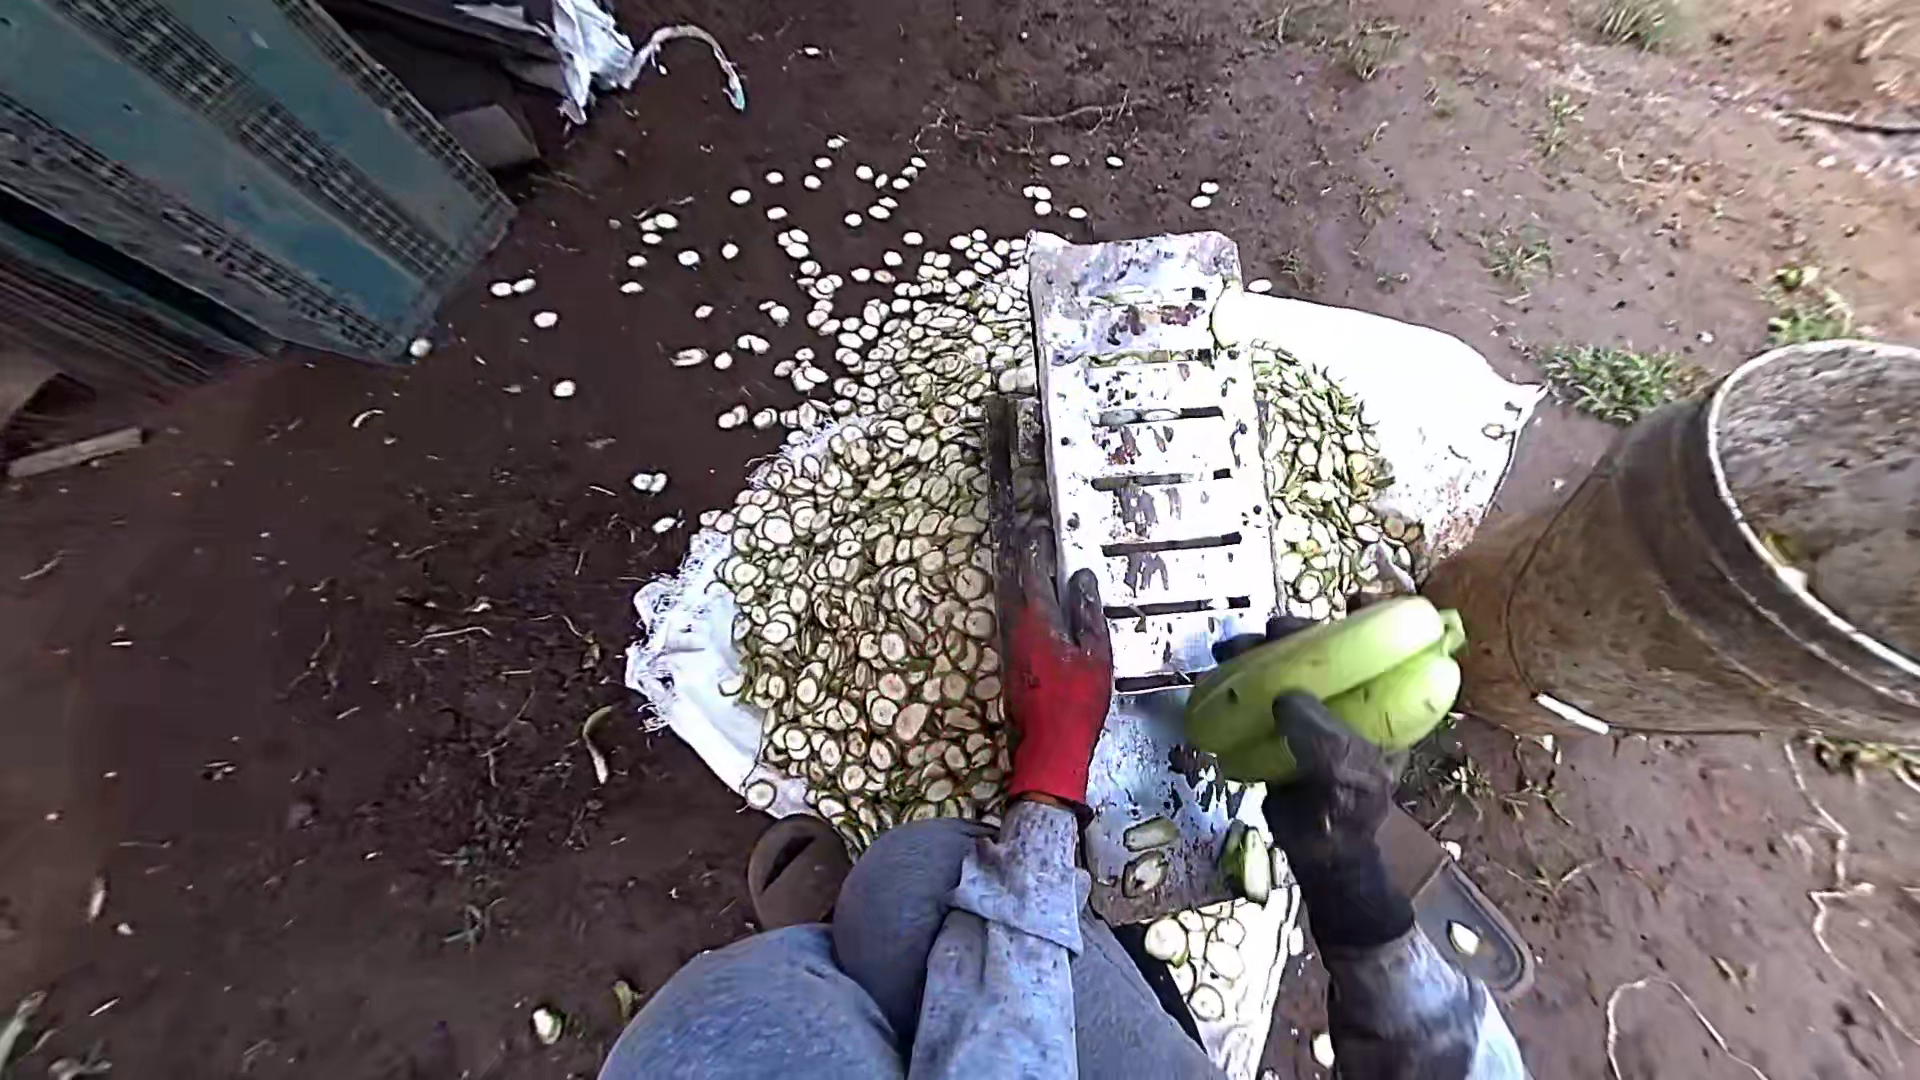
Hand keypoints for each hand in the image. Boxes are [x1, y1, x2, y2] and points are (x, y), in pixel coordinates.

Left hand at [1002, 530, 1111, 806]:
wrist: (1049, 745)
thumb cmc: (1077, 702)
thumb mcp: (1095, 655)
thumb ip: (1086, 613)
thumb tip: (1081, 580)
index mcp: (1038, 621)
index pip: (1032, 573)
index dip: (1035, 549)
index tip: (1040, 532)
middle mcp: (1016, 628)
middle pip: (1014, 583)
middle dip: (1024, 561)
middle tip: (1036, 543)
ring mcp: (1009, 644)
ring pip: (1011, 602)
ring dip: (1021, 582)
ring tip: (1036, 567)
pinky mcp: (1010, 660)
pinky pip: (1013, 620)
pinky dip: (1022, 605)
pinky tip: (1035, 607)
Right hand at [1217, 618, 1412, 947]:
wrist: (1314, 851)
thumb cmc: (1343, 816)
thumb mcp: (1345, 781)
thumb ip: (1324, 742)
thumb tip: (1285, 696)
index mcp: (1378, 710)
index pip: (1379, 654)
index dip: (1365, 624)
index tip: (1346, 608)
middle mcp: (1344, 702)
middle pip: (1322, 650)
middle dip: (1294, 633)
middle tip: (1266, 633)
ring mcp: (1309, 710)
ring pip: (1284, 665)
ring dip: (1256, 651)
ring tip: (1228, 650)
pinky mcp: (1276, 720)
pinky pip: (1257, 687)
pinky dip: (1237, 674)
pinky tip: (1218, 672)